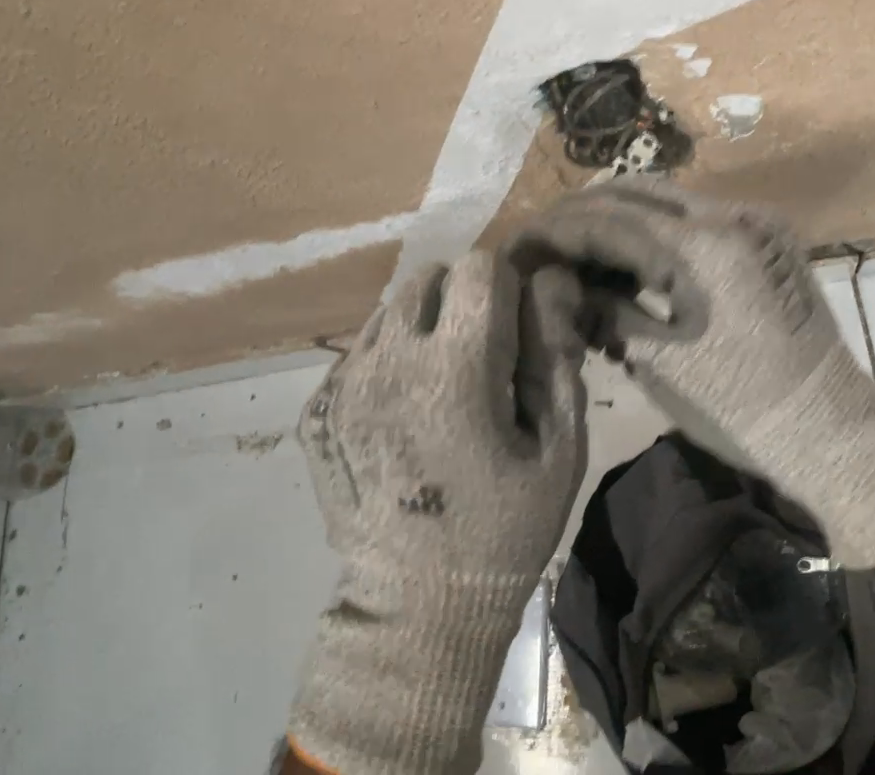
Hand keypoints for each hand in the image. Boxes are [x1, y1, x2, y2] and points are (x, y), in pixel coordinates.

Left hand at [287, 251, 587, 774]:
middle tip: (484, 353)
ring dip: (422, 325)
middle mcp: (388, 363)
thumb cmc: (505, 529)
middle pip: (428, 277)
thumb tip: (552, 282)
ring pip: (388, 310)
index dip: (509, 286)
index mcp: (454, 371)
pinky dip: (387, 360)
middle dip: (463, 298)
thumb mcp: (559, 447)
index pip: (480, 268)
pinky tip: (405, 413)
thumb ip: (556, 354)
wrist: (419, 606)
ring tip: (442, 383)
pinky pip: (358, 352)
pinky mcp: (316, 410)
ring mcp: (343, 386)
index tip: (519, 327)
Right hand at [513, 179, 874, 568]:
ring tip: (579, 253)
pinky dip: (657, 231)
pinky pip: (697, 218)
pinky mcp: (768, 238)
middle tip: (543, 245)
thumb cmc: (738, 408)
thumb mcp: (658, 362)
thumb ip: (604, 308)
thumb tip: (558, 283)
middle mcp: (729, 215)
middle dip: (581, 214)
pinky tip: (631, 260)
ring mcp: (754, 222)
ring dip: (618, 218)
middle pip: (633, 191)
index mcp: (700, 247)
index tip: (516, 247)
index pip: (605, 218)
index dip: (553, 231)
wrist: (827, 429)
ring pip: (667, 199)